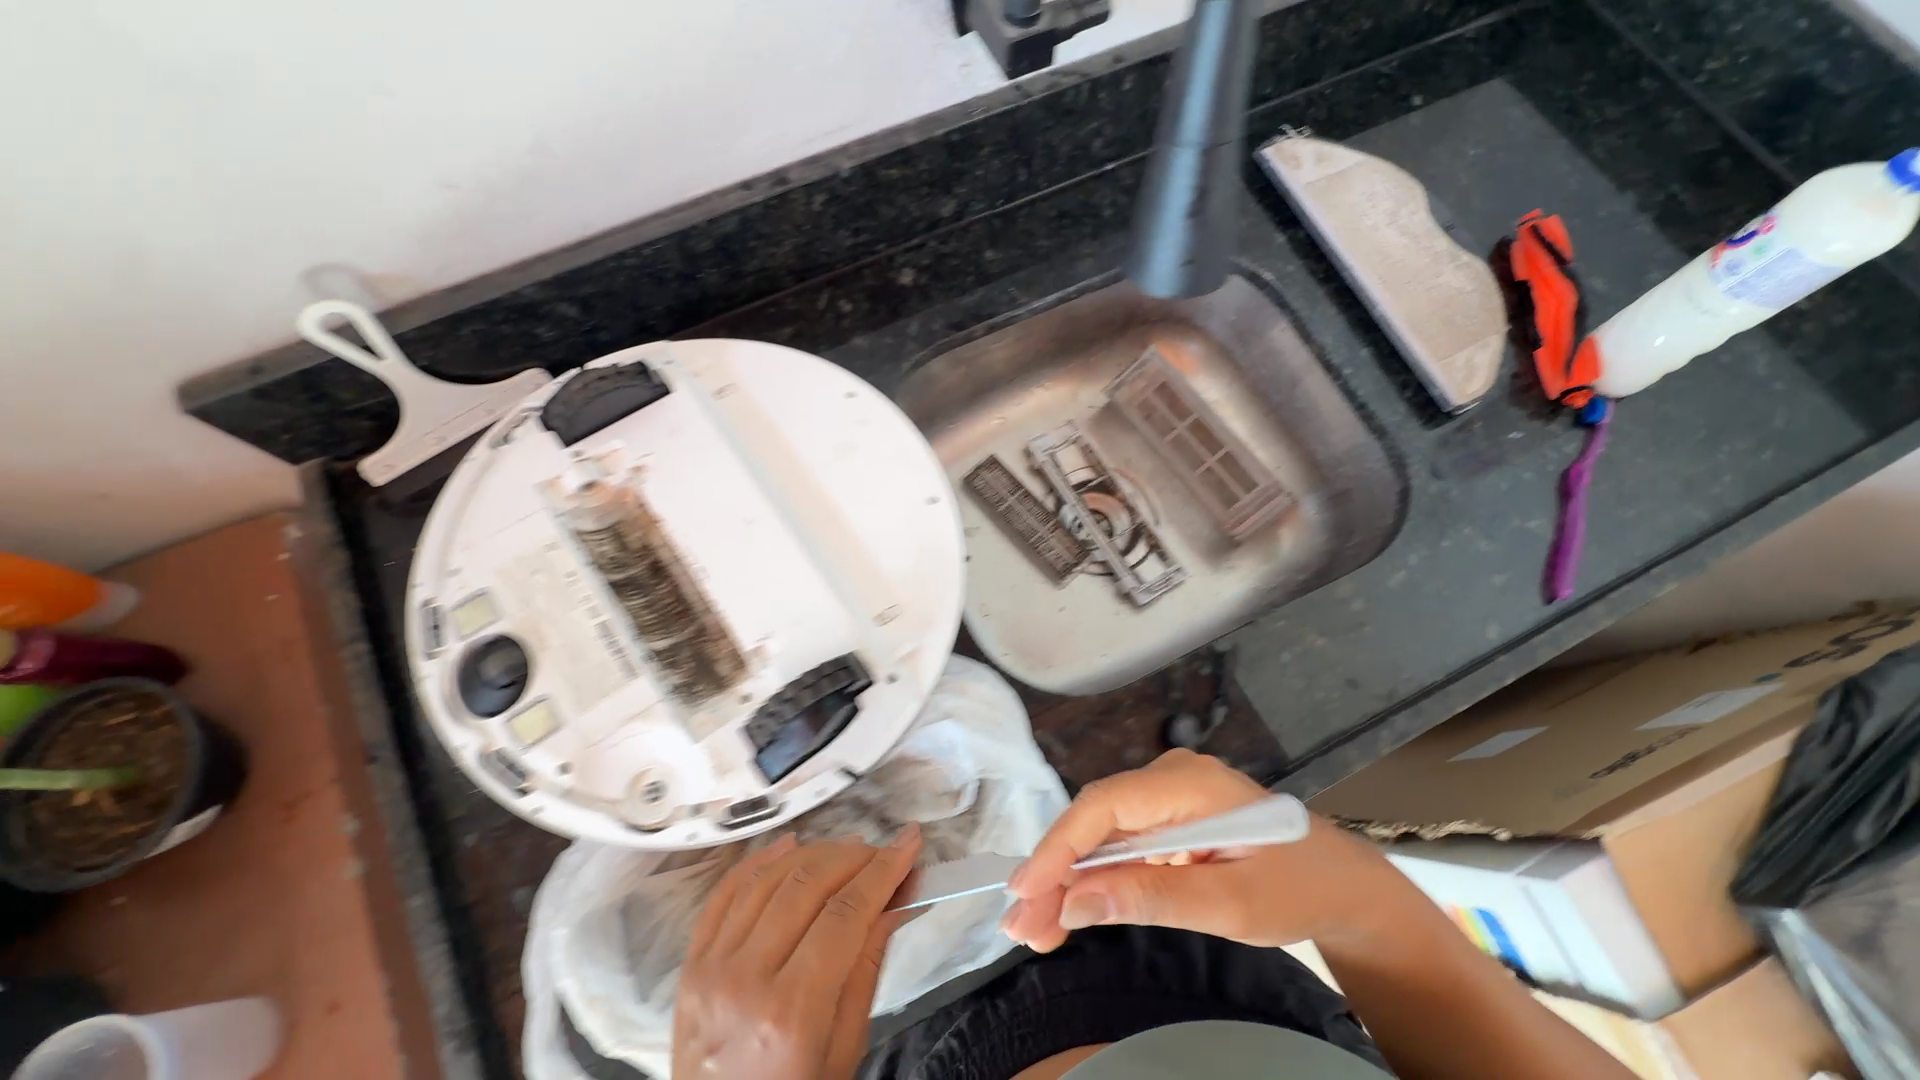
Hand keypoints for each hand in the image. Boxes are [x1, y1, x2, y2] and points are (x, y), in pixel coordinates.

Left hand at [672, 825, 921, 1078]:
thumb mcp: (844, 1048)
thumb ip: (865, 968)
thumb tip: (894, 901)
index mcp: (791, 1012)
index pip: (846, 914)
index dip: (883, 870)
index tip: (909, 844)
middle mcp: (745, 981)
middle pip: (806, 887)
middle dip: (853, 857)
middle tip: (883, 851)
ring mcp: (710, 969)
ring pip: (766, 880)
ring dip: (812, 853)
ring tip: (847, 849)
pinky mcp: (690, 964)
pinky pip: (725, 894)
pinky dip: (759, 862)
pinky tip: (790, 847)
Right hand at [1001, 749, 1391, 952]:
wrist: (1344, 885)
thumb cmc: (1297, 889)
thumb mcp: (1229, 904)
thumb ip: (1151, 899)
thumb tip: (1073, 904)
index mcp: (1187, 784)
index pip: (1102, 807)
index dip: (1057, 848)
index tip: (1023, 892)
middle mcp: (1168, 778)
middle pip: (1094, 822)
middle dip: (1055, 874)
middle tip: (1021, 928)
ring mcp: (1166, 796)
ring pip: (1101, 837)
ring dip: (1069, 881)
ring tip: (1035, 929)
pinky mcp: (1167, 819)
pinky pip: (1121, 846)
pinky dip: (1097, 881)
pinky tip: (1071, 910)